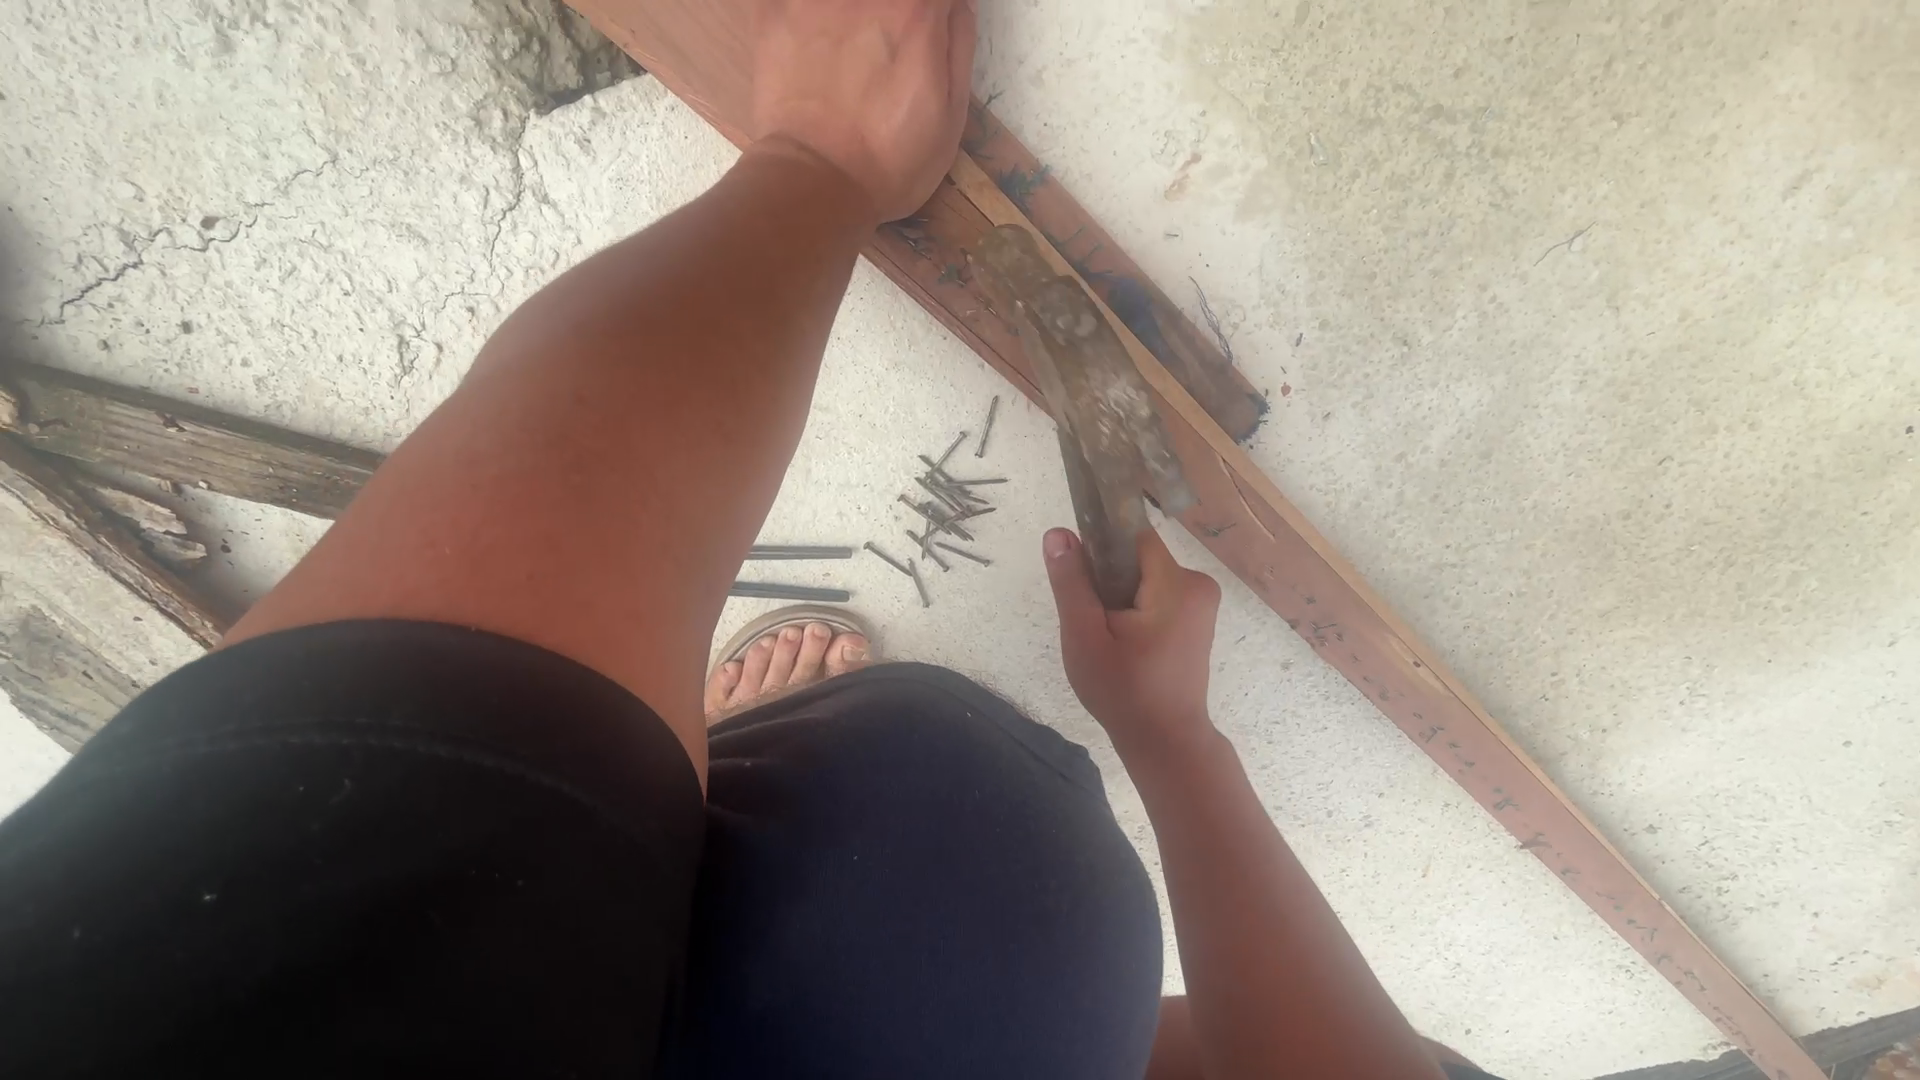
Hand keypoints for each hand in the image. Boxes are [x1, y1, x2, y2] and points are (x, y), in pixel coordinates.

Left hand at [749, 0, 977, 223]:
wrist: (817, 185)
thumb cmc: (892, 164)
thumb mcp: (950, 120)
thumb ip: (958, 49)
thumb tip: (954, 8)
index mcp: (917, 12)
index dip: (935, 16)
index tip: (931, 38)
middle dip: (895, 18)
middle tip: (888, 59)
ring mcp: (818, 0)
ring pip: (846, 1)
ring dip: (854, 18)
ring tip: (853, 58)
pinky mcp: (777, 14)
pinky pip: (795, 3)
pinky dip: (811, 19)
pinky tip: (816, 51)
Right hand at [1043, 526, 1222, 758]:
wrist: (1166, 742)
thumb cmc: (1124, 692)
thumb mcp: (1084, 637)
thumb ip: (1071, 583)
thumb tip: (1057, 533)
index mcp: (1177, 584)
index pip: (1132, 536)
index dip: (1100, 548)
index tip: (1080, 578)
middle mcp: (1198, 584)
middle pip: (1138, 556)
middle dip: (1108, 579)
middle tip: (1092, 622)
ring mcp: (1201, 602)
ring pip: (1144, 576)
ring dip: (1119, 596)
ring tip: (1107, 637)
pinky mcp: (1197, 618)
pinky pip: (1156, 594)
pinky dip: (1134, 609)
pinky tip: (1124, 642)